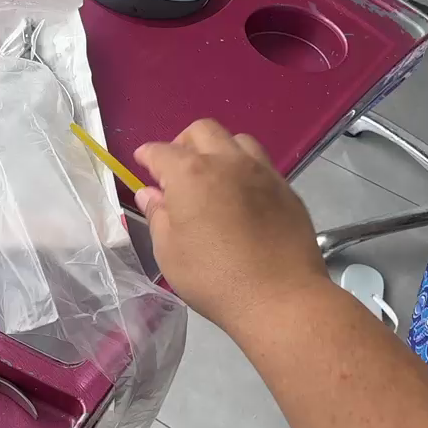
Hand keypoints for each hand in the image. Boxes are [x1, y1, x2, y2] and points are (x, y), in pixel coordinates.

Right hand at [133, 119, 329, 332]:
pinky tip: (240, 196)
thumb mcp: (169, 251)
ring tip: (212, 176)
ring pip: (237, 140)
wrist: (278, 296)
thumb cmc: (212, 277)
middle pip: (202, 130)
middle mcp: (227, 162)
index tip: (141, 162)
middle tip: (175, 169)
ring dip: (218, 150)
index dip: (147, 155)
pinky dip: (243, 169)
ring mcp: (262, 172)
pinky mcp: (286, 189)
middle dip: (183, 143)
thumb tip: (150, 193)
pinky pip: (261, 163)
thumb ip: (158, 215)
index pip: (161, 151)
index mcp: (190, 174)